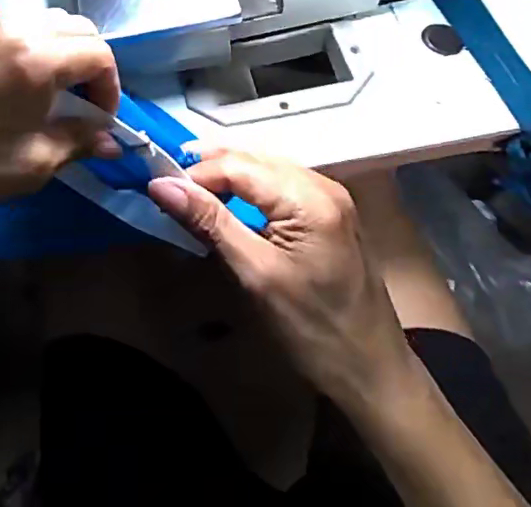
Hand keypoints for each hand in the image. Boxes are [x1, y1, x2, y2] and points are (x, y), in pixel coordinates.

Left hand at [0, 11, 122, 219]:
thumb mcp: (35, 162)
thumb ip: (81, 141)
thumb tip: (112, 142)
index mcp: (37, 58)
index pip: (99, 55)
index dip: (110, 87)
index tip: (102, 120)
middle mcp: (21, 29)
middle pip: (82, 31)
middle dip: (94, 67)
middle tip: (87, 105)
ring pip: (57, 24)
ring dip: (71, 52)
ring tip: (62, 92)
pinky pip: (31, 26)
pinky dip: (46, 46)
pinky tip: (35, 81)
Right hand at [145, 146, 413, 406]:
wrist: (371, 370)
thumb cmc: (312, 330)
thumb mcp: (256, 275)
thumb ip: (211, 223)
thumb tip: (163, 186)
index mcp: (309, 196)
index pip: (240, 165)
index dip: (197, 172)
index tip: (159, 189)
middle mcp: (323, 184)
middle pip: (255, 161)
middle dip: (211, 170)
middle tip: (170, 190)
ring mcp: (330, 196)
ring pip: (267, 170)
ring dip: (229, 179)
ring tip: (191, 196)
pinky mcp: (330, 212)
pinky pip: (281, 186)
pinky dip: (251, 192)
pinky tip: (229, 207)